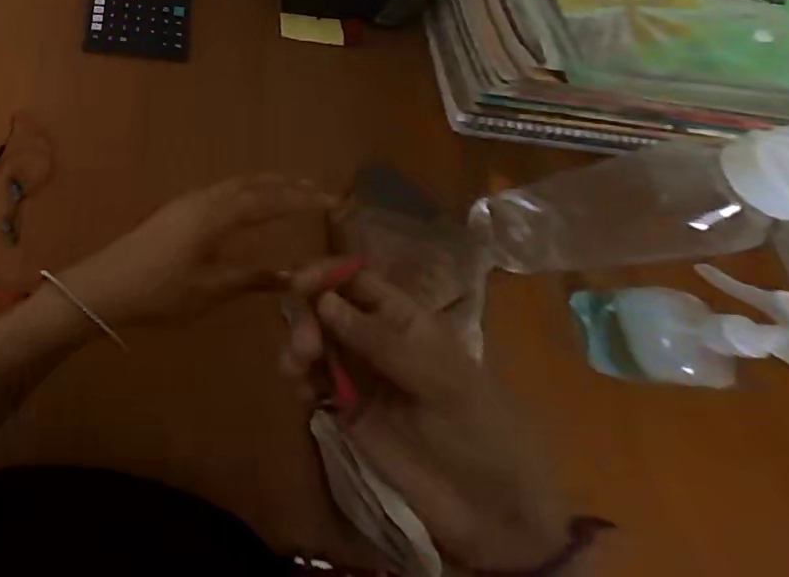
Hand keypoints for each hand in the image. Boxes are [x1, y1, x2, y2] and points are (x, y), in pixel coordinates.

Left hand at [53, 174, 333, 329]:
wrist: (104, 285)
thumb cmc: (159, 291)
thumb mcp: (210, 289)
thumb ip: (252, 278)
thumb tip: (296, 273)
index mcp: (213, 216)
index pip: (265, 201)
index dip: (300, 200)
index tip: (333, 200)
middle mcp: (200, 201)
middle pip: (248, 185)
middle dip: (284, 186)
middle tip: (318, 189)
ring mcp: (183, 204)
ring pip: (231, 186)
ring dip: (262, 186)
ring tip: (289, 190)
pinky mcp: (172, 213)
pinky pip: (217, 193)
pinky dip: (241, 193)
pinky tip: (245, 206)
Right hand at [284, 259, 571, 571]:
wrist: (493, 516)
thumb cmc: (481, 435)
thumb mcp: (441, 384)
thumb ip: (379, 341)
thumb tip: (322, 301)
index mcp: (406, 322)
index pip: (356, 279)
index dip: (324, 273)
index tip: (295, 283)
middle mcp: (375, 338)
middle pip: (324, 307)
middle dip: (307, 319)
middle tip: (305, 348)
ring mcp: (358, 373)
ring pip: (312, 340)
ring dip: (297, 347)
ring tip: (296, 372)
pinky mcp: (344, 406)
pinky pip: (309, 378)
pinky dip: (297, 378)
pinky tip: (302, 393)